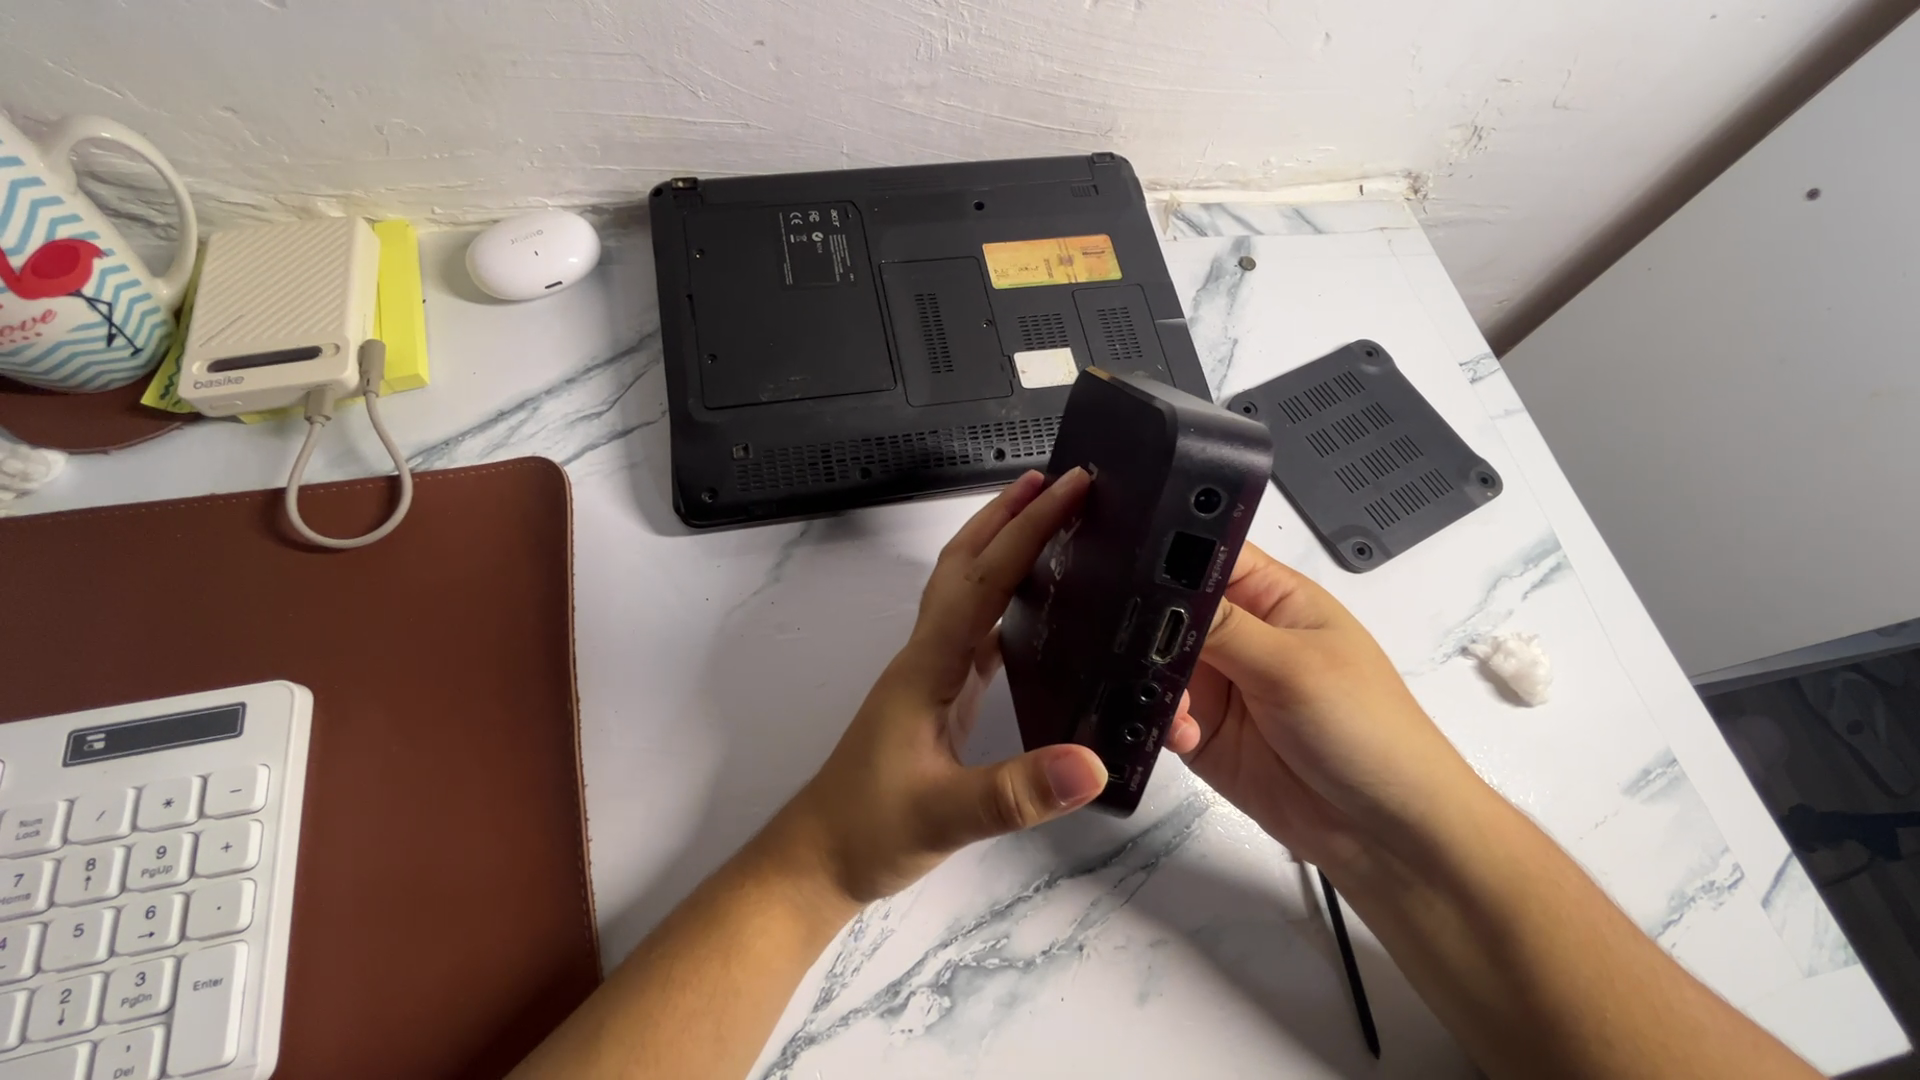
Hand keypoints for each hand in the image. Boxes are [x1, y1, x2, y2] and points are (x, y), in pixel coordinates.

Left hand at [770, 468, 1196, 906]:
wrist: (821, 855)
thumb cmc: (870, 829)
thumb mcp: (946, 816)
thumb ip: (1017, 792)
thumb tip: (1093, 763)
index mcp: (928, 665)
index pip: (984, 579)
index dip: (1028, 529)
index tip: (1071, 489)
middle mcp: (928, 654)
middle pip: (965, 563)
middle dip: (1007, 515)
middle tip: (1054, 480)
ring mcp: (931, 673)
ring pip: (967, 589)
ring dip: (1002, 547)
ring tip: (1046, 522)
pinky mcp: (938, 695)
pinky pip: (975, 628)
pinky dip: (1005, 600)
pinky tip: (1034, 607)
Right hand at [1177, 542, 1487, 876]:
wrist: (1384, 830)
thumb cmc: (1365, 728)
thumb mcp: (1294, 667)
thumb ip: (1225, 628)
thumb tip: (1160, 591)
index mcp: (1271, 597)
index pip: (1207, 555)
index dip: (1167, 551)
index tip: (1126, 566)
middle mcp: (1239, 633)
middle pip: (1171, 609)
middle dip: (1150, 627)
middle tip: (1145, 651)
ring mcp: (1218, 682)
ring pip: (1157, 662)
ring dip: (1154, 680)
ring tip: (1179, 709)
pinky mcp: (1201, 728)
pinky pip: (1160, 711)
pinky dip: (1159, 720)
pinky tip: (1183, 736)